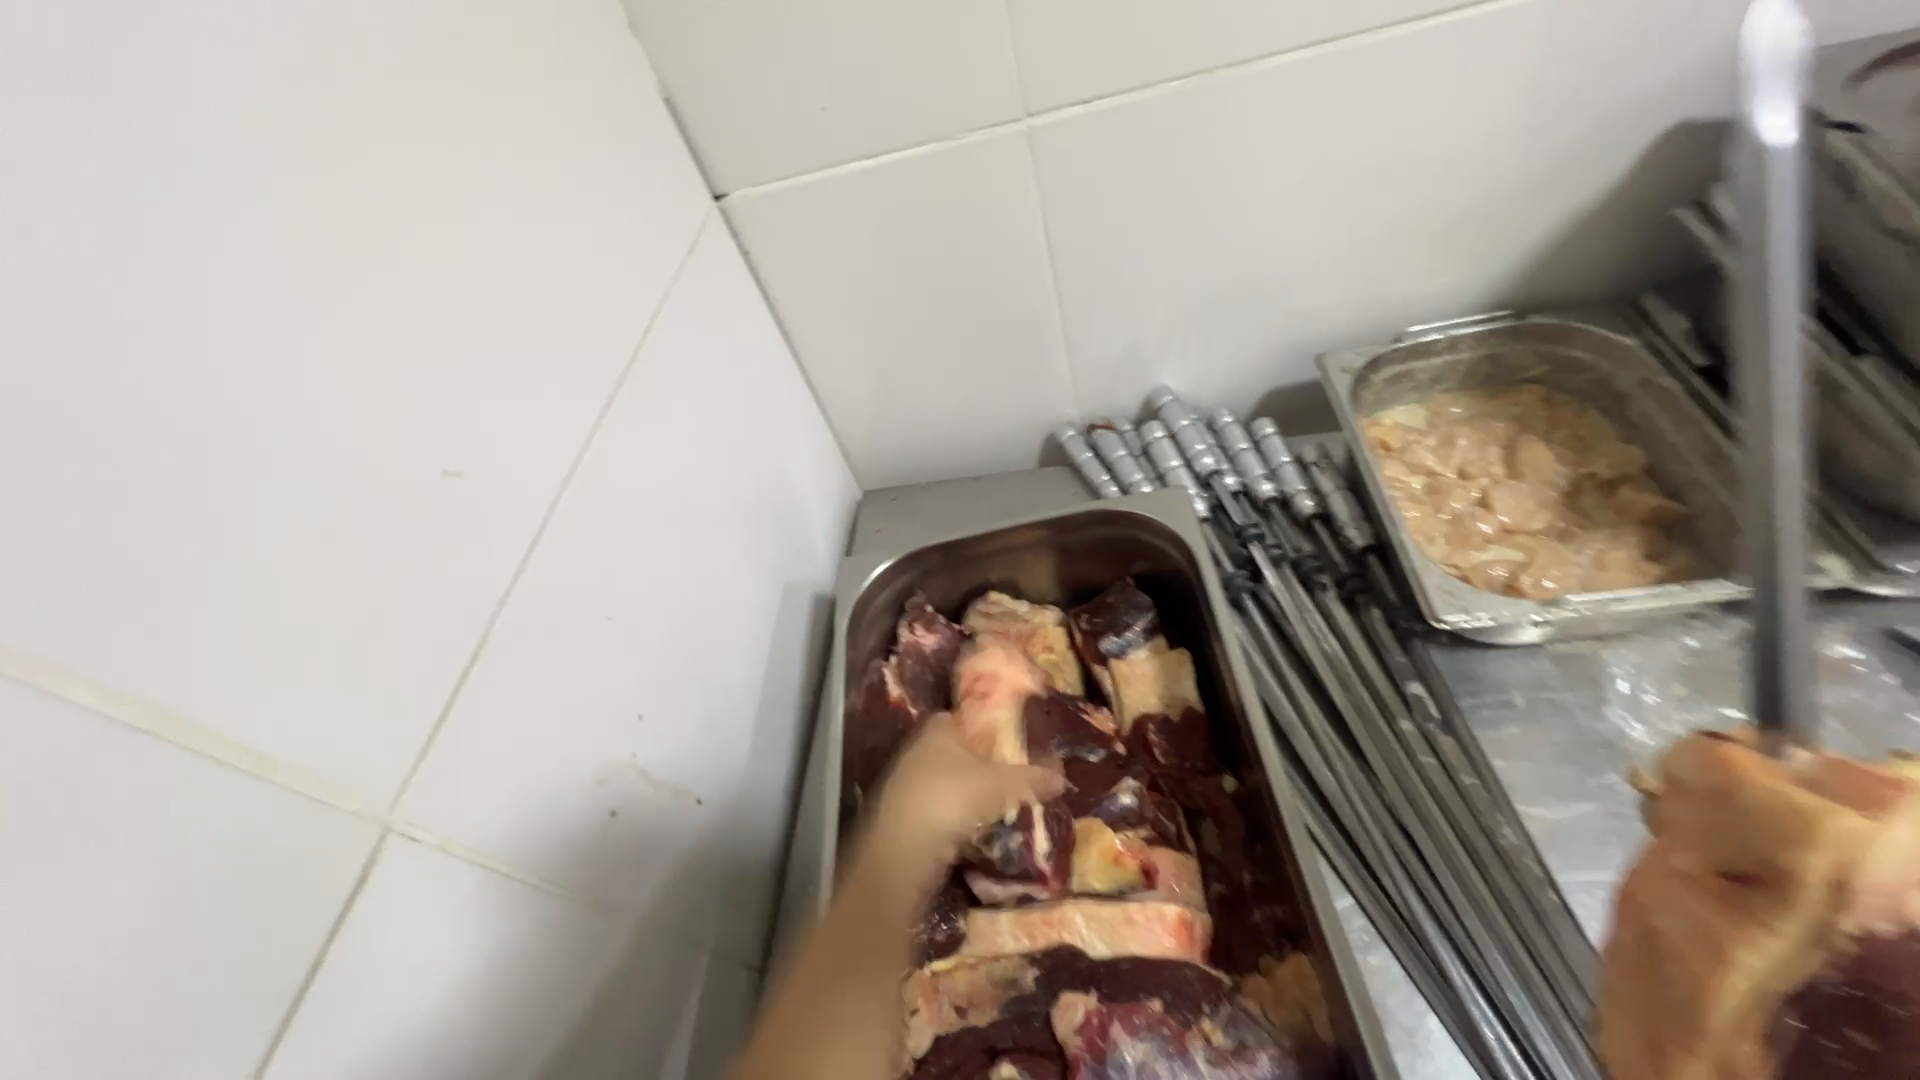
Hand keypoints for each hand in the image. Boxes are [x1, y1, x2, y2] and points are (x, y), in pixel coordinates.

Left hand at [868, 714, 1066, 872]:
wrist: (903, 850)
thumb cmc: (951, 797)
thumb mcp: (1000, 785)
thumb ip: (1031, 778)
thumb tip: (1062, 778)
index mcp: (938, 728)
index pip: (970, 717)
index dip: (995, 727)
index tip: (1020, 741)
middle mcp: (921, 749)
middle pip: (964, 752)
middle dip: (990, 764)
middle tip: (1022, 776)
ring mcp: (912, 783)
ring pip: (954, 783)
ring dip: (977, 795)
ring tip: (1010, 805)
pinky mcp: (910, 816)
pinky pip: (946, 811)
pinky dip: (964, 818)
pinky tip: (985, 829)